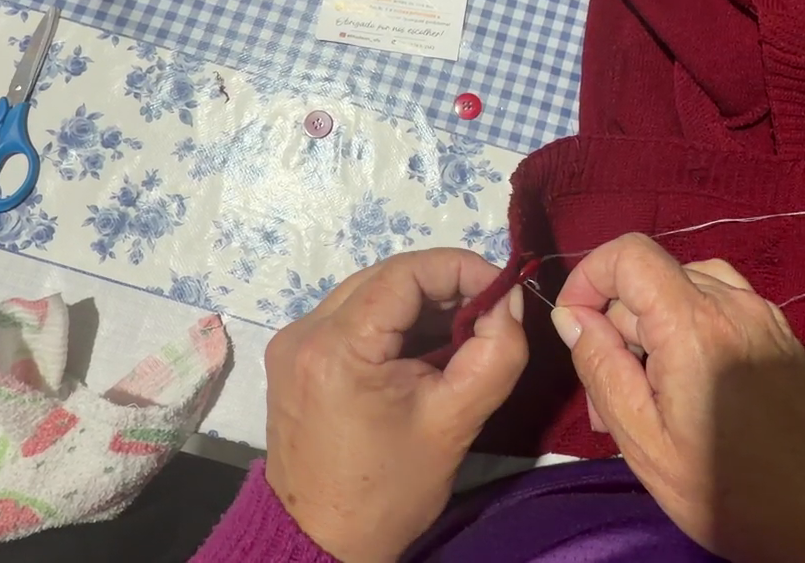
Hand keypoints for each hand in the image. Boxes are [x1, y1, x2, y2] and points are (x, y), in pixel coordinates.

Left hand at [264, 248, 528, 561]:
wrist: (319, 547)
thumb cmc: (389, 491)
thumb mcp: (456, 423)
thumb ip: (497, 353)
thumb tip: (509, 298)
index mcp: (337, 346)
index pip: (406, 272)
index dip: (461, 268)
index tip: (502, 290)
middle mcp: (305, 330)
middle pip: (388, 277)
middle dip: (445, 284)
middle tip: (488, 310)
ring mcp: (295, 339)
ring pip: (372, 290)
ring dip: (421, 301)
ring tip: (462, 329)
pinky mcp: (296, 353)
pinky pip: (355, 313)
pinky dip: (396, 319)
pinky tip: (425, 345)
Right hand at [551, 234, 804, 562]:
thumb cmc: (733, 492)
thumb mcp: (645, 443)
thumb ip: (601, 368)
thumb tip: (572, 317)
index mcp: (694, 324)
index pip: (628, 254)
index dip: (589, 276)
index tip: (574, 324)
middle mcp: (729, 301)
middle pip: (649, 277)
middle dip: (615, 323)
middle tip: (607, 398)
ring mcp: (758, 310)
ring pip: (678, 286)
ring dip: (649, 324)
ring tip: (648, 389)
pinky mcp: (774, 326)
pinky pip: (713, 300)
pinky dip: (684, 324)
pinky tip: (688, 377)